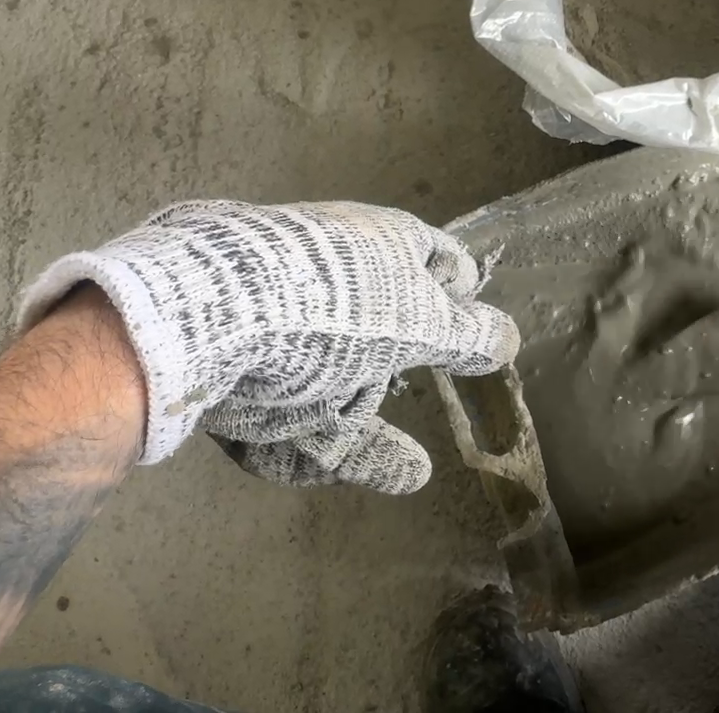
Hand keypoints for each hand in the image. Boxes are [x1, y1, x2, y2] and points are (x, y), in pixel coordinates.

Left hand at [17, 200, 518, 493]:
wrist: (207, 316)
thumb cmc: (337, 308)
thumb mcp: (419, 323)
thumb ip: (466, 336)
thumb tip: (511, 338)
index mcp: (384, 246)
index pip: (442, 261)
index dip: (460, 293)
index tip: (471, 340)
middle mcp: (334, 274)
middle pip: (380, 325)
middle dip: (394, 372)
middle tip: (414, 408)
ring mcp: (278, 313)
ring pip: (326, 375)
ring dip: (355, 426)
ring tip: (403, 470)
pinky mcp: (231, 358)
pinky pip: (275, 404)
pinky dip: (298, 443)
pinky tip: (325, 473)